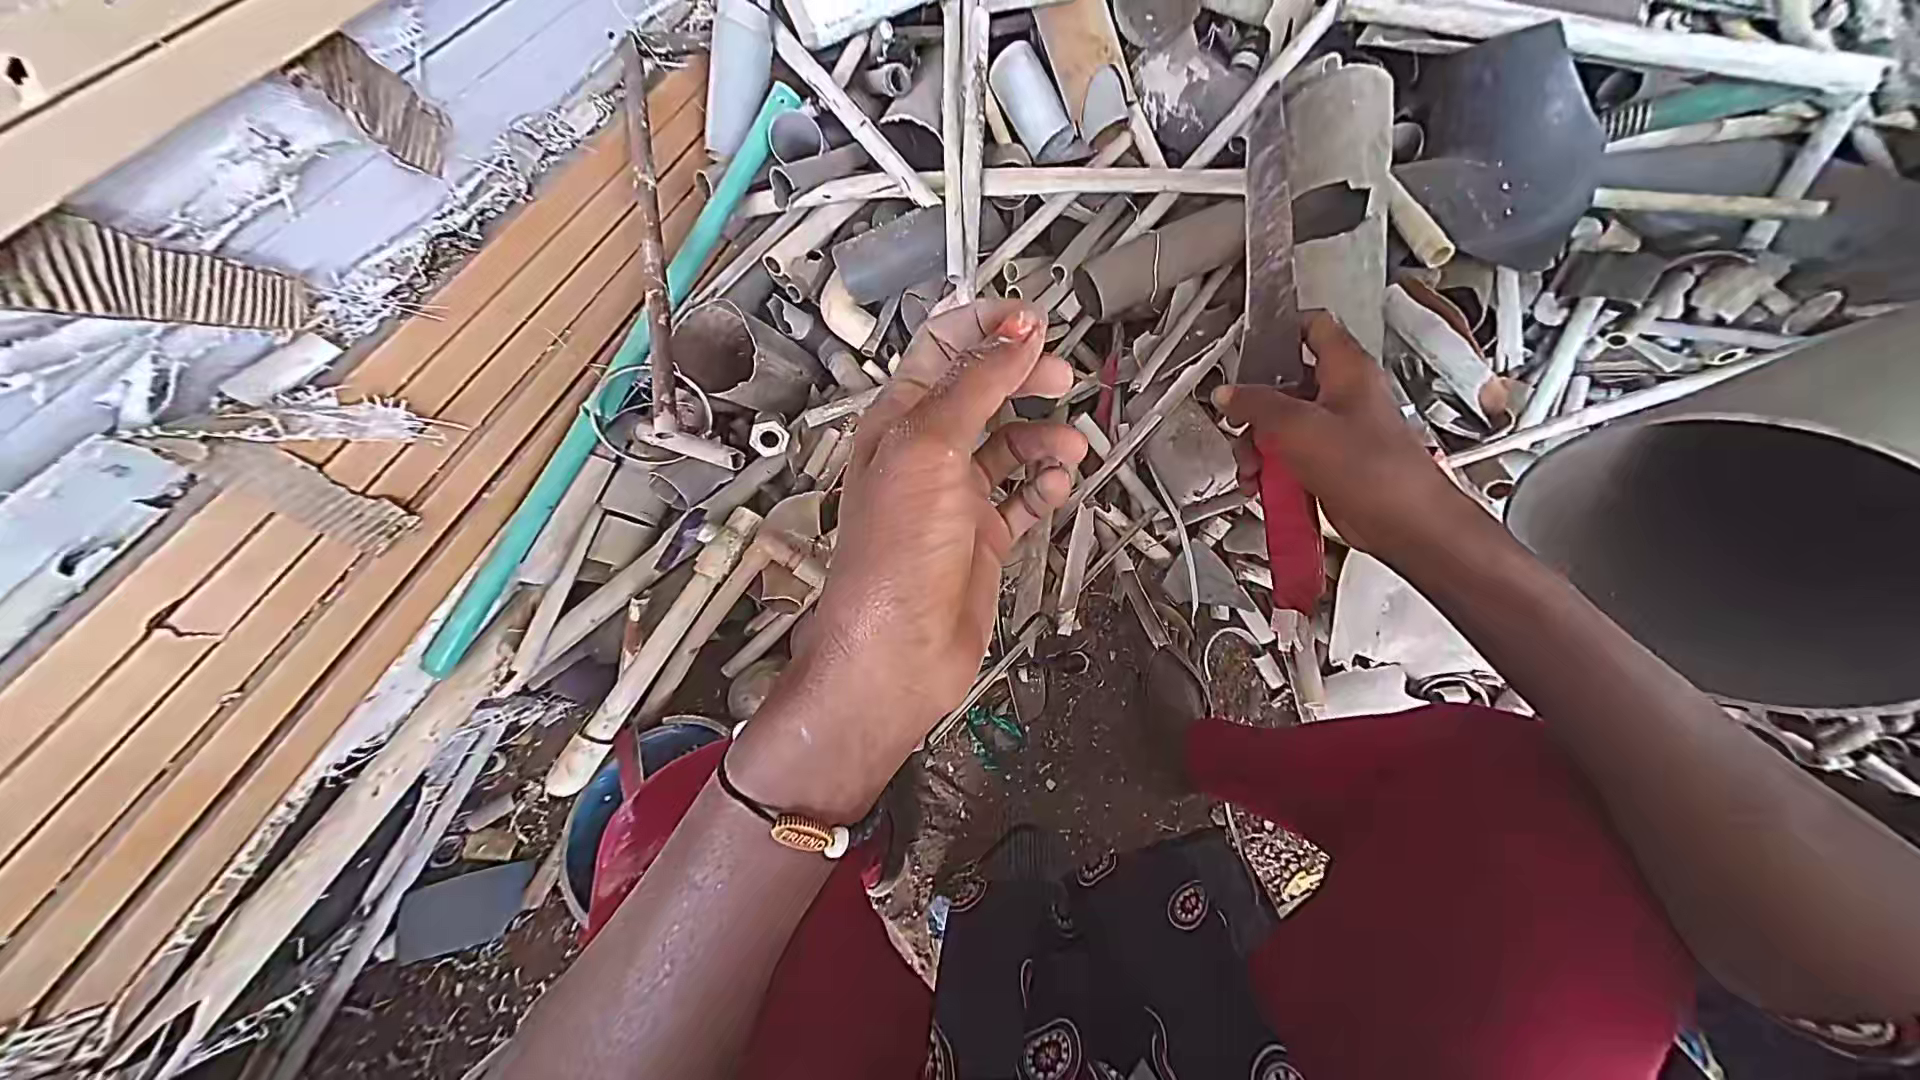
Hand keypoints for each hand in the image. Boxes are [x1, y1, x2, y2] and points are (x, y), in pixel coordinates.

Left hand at [731, 299, 1084, 819]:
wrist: (900, 650)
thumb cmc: (890, 561)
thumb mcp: (930, 448)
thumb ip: (975, 385)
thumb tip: (1013, 334)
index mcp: (899, 422)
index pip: (944, 349)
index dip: (988, 327)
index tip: (1033, 322)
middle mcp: (927, 454)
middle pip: (983, 392)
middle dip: (1024, 377)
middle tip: (1058, 373)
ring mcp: (955, 495)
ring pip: (1010, 444)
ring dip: (1043, 436)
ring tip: (1067, 442)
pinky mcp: (981, 533)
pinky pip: (1022, 495)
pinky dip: (1043, 483)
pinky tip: (1054, 481)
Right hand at [1213, 311, 1484, 561]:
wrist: (1398, 520)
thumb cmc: (1372, 469)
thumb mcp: (1298, 427)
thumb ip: (1256, 404)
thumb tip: (1228, 393)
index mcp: (1346, 371)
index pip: (1313, 327)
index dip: (1281, 329)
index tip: (1250, 344)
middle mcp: (1341, 397)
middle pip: (1282, 387)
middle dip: (1253, 412)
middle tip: (1240, 425)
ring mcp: (1333, 431)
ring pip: (1279, 426)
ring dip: (1255, 448)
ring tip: (1252, 467)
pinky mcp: (1326, 462)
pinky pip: (1285, 457)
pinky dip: (1268, 470)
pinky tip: (1261, 484)